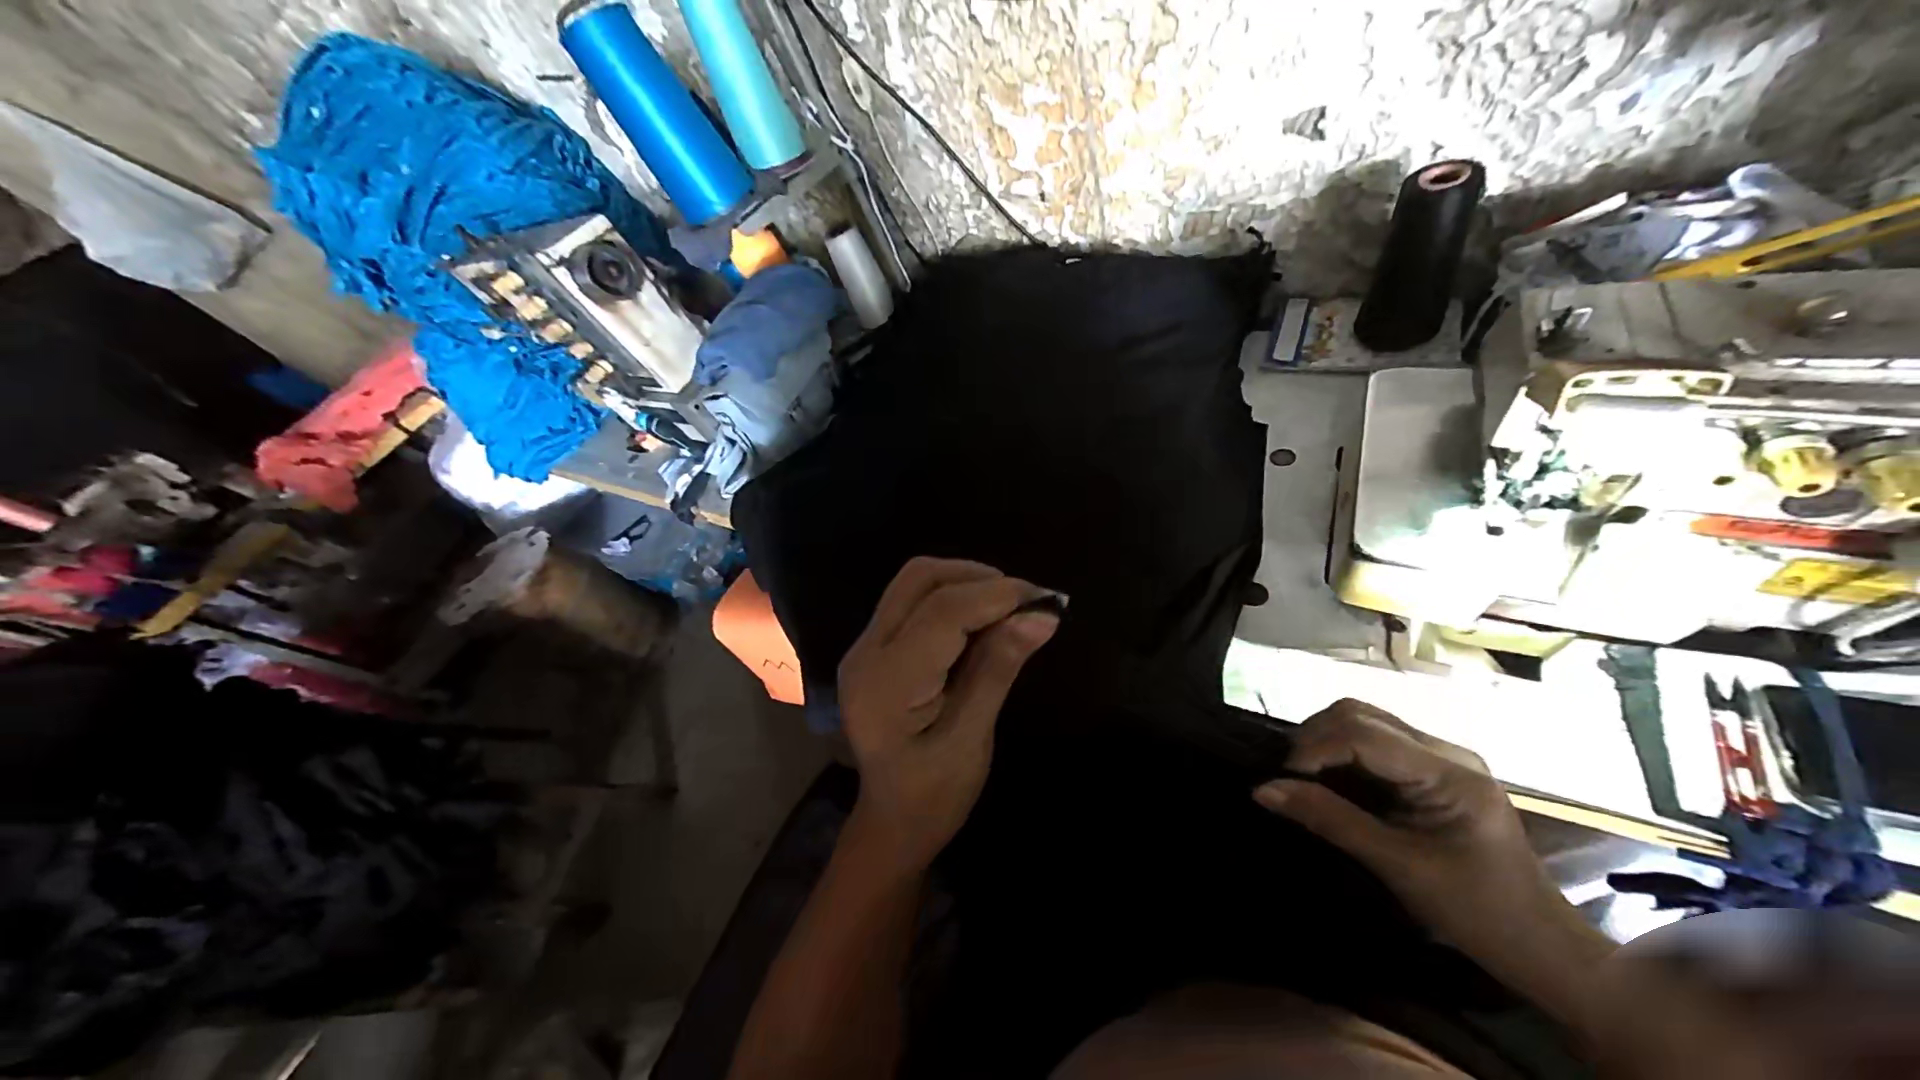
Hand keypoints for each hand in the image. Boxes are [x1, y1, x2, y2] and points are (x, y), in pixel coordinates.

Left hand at [838, 557, 1060, 867]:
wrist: (891, 821)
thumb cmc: (935, 796)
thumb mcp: (972, 739)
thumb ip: (998, 670)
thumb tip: (1041, 615)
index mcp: (886, 683)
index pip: (941, 612)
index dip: (997, 595)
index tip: (1045, 600)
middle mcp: (864, 653)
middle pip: (920, 579)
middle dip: (979, 578)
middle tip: (1027, 603)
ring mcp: (863, 647)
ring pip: (914, 582)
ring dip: (965, 581)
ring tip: (1009, 608)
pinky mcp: (872, 647)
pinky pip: (912, 600)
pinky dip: (952, 596)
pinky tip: (982, 619)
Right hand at [1253, 700, 1600, 966]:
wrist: (1542, 947)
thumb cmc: (1477, 911)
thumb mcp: (1397, 866)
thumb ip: (1329, 820)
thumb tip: (1263, 789)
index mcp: (1448, 772)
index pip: (1363, 733)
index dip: (1314, 748)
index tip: (1281, 780)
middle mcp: (1445, 752)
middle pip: (1360, 715)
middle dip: (1314, 739)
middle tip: (1288, 779)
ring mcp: (1441, 759)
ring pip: (1363, 722)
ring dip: (1324, 743)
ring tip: (1303, 780)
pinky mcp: (1431, 772)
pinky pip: (1373, 744)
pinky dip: (1340, 756)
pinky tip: (1329, 783)